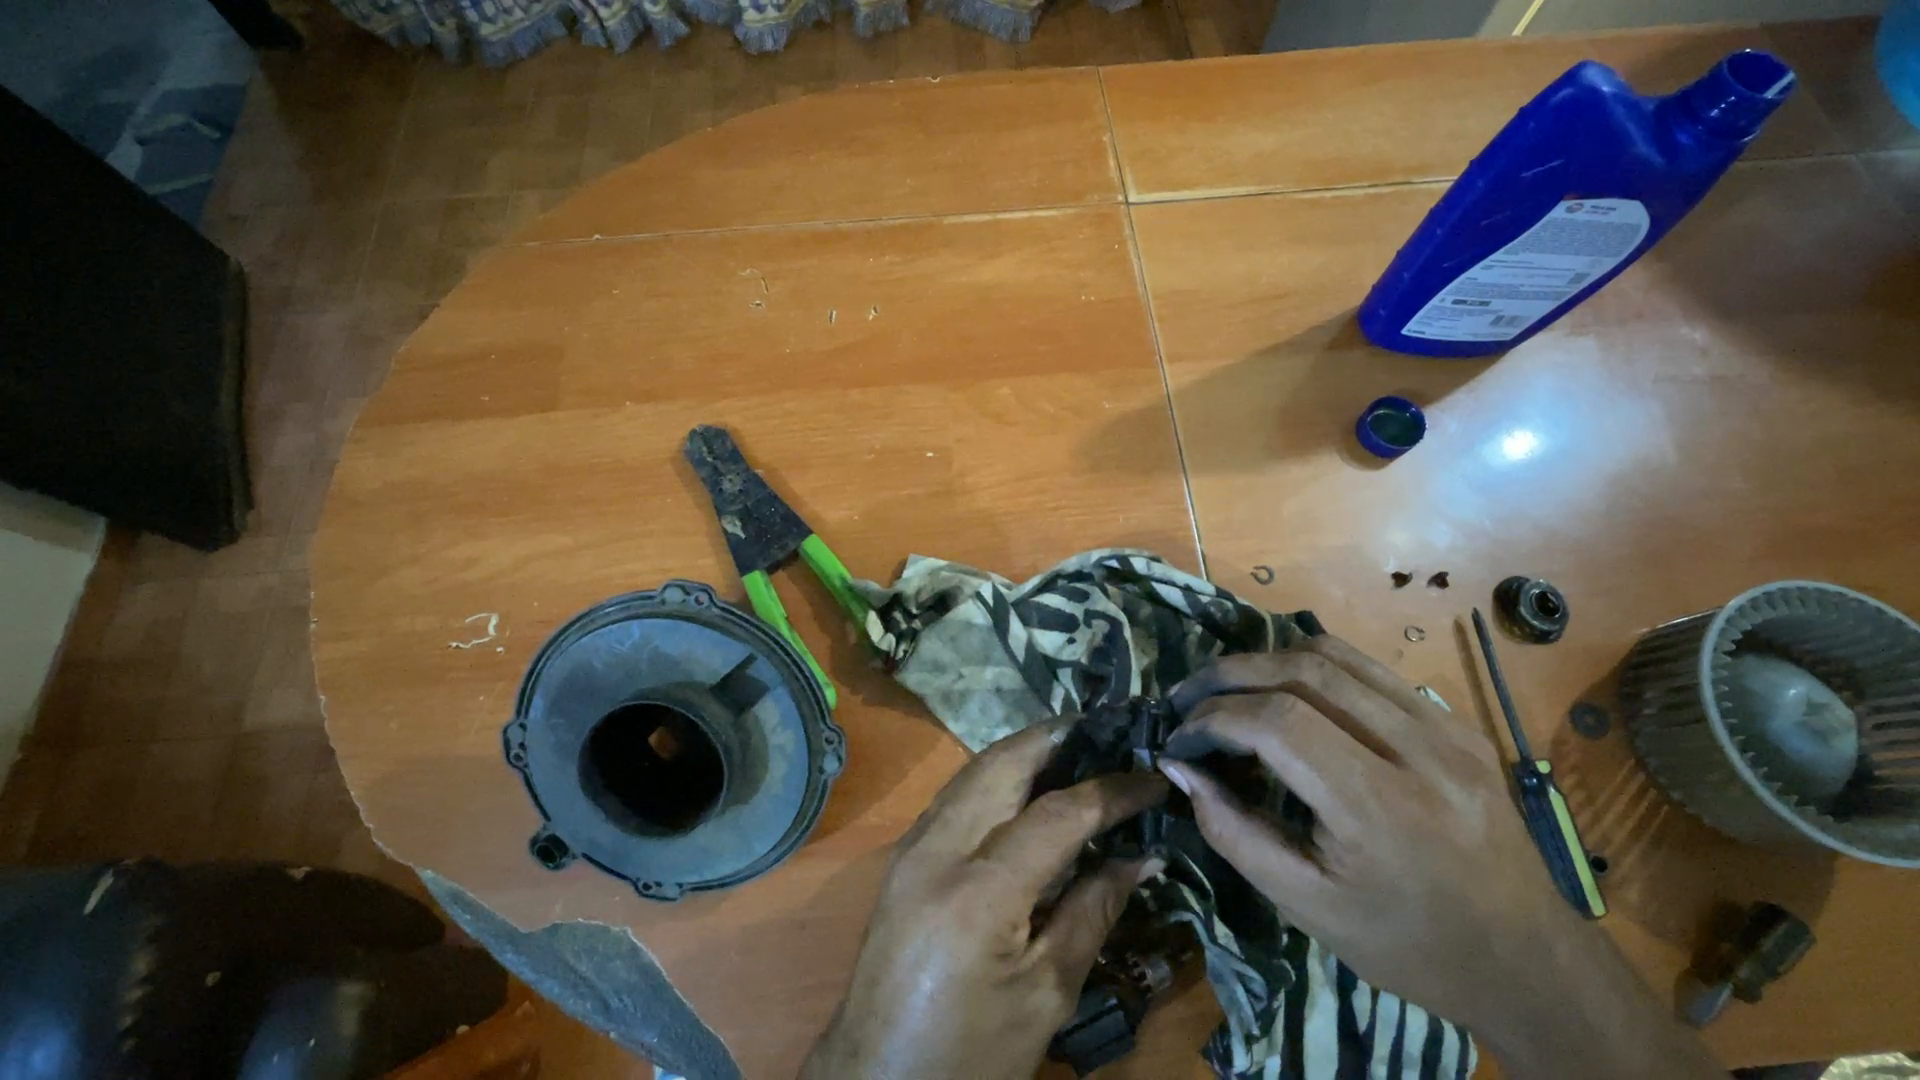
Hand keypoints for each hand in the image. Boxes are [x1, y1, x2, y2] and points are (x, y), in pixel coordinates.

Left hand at [803, 719, 1166, 1079]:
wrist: (879, 1079)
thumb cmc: (973, 1053)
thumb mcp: (1047, 993)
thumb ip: (1093, 911)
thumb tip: (1141, 854)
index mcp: (978, 892)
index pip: (1057, 813)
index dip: (1112, 790)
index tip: (1155, 778)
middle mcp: (937, 849)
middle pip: (1003, 764)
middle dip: (1059, 739)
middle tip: (1113, 734)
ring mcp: (911, 847)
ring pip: (974, 771)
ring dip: (1027, 752)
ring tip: (1081, 749)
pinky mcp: (903, 857)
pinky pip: (957, 795)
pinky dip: (998, 777)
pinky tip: (1030, 786)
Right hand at [1161, 635, 1722, 1079]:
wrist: (1526, 959)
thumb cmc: (1406, 945)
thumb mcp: (1304, 905)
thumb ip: (1232, 830)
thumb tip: (1178, 767)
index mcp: (1382, 809)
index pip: (1278, 722)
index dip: (1213, 719)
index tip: (1178, 740)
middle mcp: (1420, 751)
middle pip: (1303, 670)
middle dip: (1228, 675)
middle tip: (1185, 699)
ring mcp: (1447, 727)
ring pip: (1335, 654)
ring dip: (1266, 661)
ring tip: (1225, 688)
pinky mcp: (1456, 721)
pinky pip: (1369, 669)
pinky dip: (1310, 667)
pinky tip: (1284, 691)